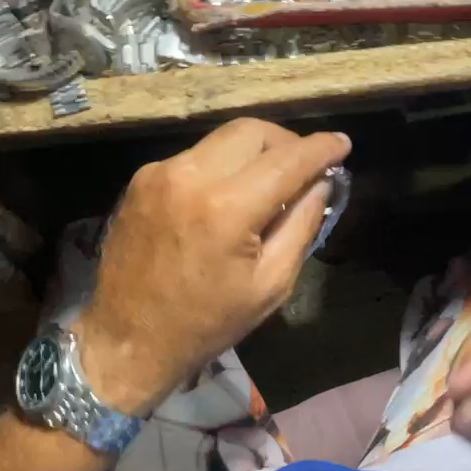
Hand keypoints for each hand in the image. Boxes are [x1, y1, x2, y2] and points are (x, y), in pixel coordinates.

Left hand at [79, 119, 351, 416]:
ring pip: (222, 140)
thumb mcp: (271, 285)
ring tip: (270, 183)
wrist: (126, 339)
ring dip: (254, 152)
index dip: (321, 148)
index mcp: (226, 208)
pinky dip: (223, 166)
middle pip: (253, 131)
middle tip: (305, 167)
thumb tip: (320, 182)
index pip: (287, 159)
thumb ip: (302, 225)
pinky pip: (196, 157)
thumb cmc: (206, 323)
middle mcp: (190, 176)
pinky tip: (229, 196)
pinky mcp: (142, 179)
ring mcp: (160, 173)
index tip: (343, 144)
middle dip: (287, 142)